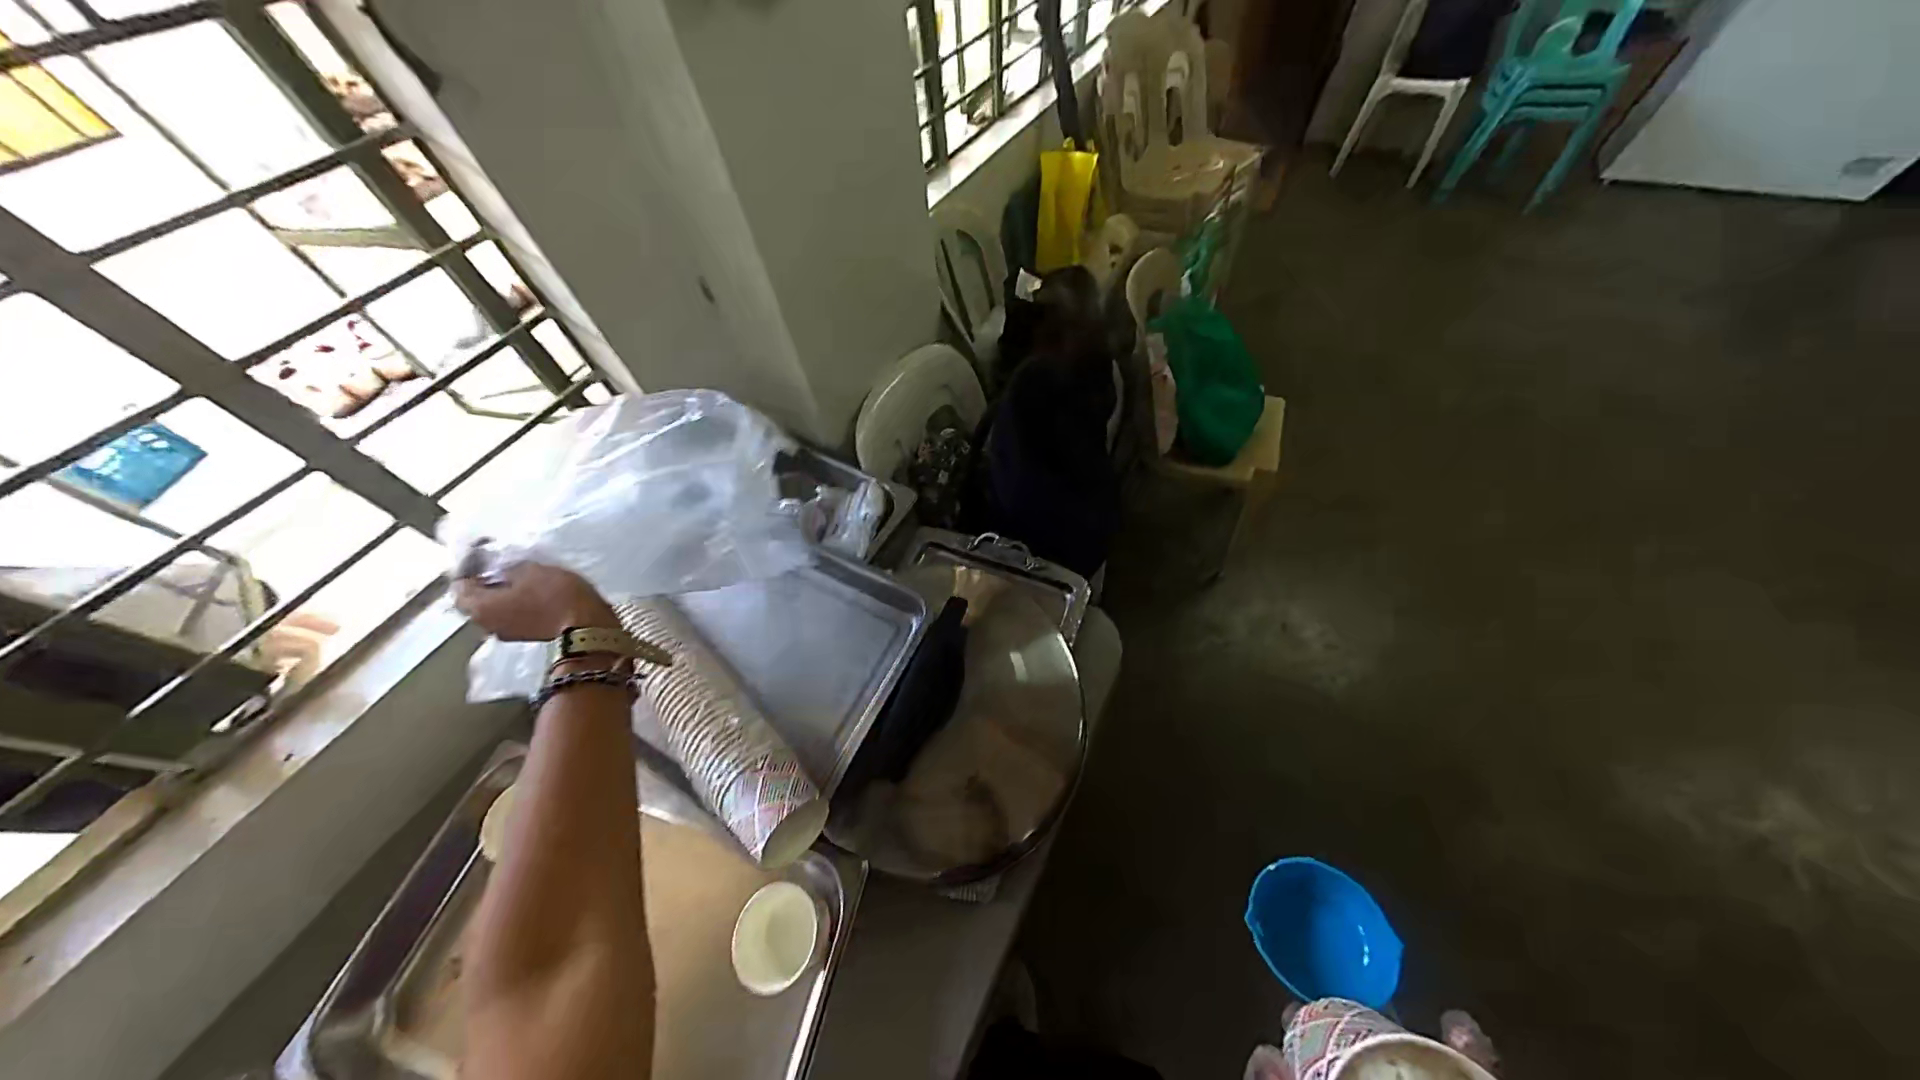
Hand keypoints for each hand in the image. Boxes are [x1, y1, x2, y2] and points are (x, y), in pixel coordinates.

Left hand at [453, 560, 618, 640]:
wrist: (587, 627)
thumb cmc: (555, 595)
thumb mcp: (531, 570)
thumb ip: (507, 567)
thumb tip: (498, 569)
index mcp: (478, 608)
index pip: (459, 584)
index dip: (469, 565)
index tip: (482, 551)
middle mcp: (485, 625)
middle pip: (476, 599)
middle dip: (485, 581)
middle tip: (500, 563)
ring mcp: (506, 633)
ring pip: (495, 609)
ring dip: (502, 593)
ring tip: (519, 577)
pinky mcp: (527, 635)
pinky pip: (512, 615)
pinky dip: (516, 603)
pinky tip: (532, 592)